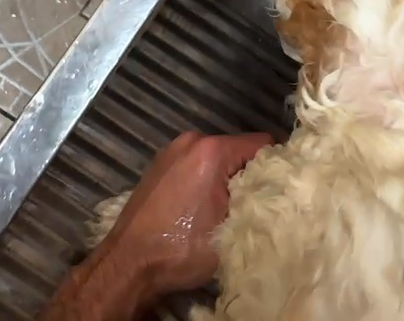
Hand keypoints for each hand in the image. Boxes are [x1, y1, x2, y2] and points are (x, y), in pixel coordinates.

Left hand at [100, 131, 270, 296]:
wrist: (129, 263)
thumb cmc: (181, 248)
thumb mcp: (229, 229)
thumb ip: (254, 202)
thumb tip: (272, 192)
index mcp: (212, 150)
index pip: (261, 144)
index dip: (273, 166)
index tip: (275, 188)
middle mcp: (193, 140)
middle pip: (237, 148)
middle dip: (246, 173)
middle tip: (248, 203)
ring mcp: (173, 149)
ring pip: (215, 156)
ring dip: (223, 176)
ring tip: (222, 207)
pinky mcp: (159, 162)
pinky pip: (194, 161)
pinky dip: (202, 177)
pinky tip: (198, 205)